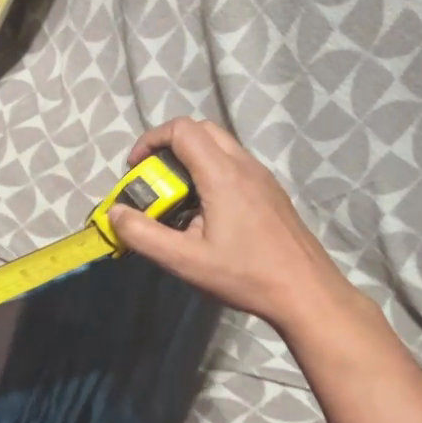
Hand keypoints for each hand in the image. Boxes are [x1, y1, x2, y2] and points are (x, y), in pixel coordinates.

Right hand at [106, 118, 356, 331]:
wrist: (306, 292)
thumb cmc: (244, 275)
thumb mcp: (183, 260)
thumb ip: (142, 234)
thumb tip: (115, 213)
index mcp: (223, 175)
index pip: (182, 130)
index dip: (150, 140)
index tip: (135, 169)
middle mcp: (244, 166)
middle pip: (201, 130)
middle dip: (168, 146)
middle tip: (151, 179)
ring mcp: (262, 177)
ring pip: (219, 146)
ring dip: (188, 160)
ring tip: (173, 198)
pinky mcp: (270, 192)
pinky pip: (232, 165)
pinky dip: (207, 173)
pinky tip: (202, 213)